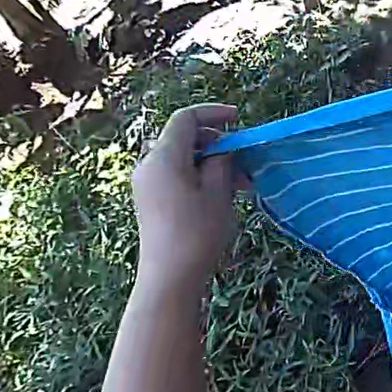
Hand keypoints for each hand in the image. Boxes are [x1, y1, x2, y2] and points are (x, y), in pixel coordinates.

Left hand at [133, 103, 239, 288]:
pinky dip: (198, 176)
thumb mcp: (218, 192)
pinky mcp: (150, 200)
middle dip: (216, 143)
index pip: (185, 118)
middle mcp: (148, 164)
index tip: (239, 120)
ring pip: (181, 158)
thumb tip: (221, 149)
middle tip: (244, 162)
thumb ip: (221, 162)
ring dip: (210, 162)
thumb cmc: (198, 233)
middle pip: (182, 137)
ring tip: (240, 185)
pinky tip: (220, 195)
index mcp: (163, 157)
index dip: (213, 113)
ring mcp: (146, 183)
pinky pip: (174, 175)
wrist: (170, 277)